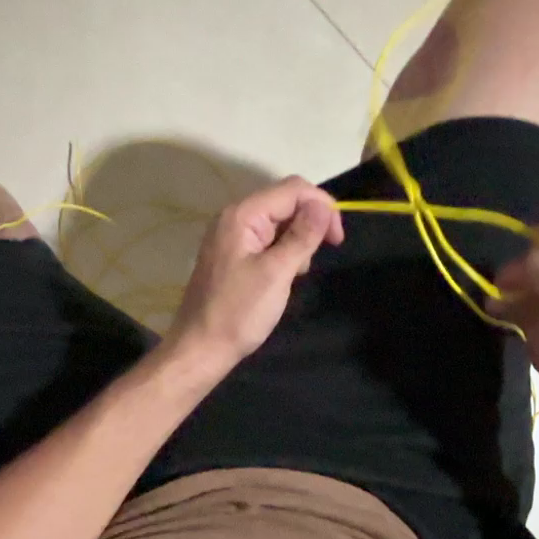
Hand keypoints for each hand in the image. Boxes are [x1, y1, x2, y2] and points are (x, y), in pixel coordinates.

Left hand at [166, 175, 344, 368]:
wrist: (201, 349)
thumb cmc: (239, 313)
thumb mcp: (277, 273)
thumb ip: (302, 235)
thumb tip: (323, 205)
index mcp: (242, 215)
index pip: (292, 189)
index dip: (322, 206)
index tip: (337, 240)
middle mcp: (234, 218)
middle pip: (285, 202)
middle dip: (309, 224)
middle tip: (317, 258)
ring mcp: (231, 237)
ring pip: (278, 223)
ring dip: (297, 241)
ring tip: (296, 274)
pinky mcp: (232, 256)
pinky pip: (266, 242)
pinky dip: (282, 253)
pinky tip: (283, 277)